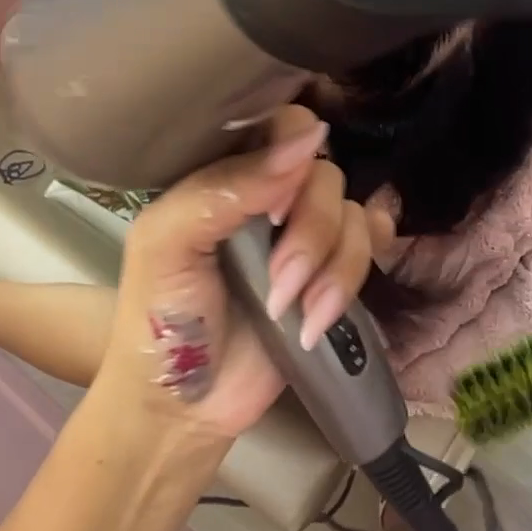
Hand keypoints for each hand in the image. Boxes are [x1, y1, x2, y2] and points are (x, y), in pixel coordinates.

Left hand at [103, 106, 392, 439]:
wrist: (183, 407)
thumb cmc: (159, 317)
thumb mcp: (167, 242)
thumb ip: (227, 185)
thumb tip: (310, 140)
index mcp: (225, 172)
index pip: (281, 122)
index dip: (293, 154)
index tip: (274, 209)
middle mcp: (271, 194)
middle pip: (326, 175)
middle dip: (311, 235)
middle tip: (278, 283)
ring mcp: (305, 233)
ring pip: (353, 215)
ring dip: (332, 271)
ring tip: (297, 316)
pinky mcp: (332, 271)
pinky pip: (372, 244)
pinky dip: (355, 274)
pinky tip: (326, 305)